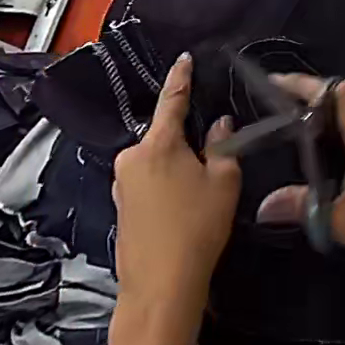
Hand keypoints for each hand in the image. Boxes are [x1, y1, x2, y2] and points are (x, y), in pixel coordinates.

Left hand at [111, 54, 240, 313]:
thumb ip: (222, 145)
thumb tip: (218, 123)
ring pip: (156, 160)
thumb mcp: (224, 181)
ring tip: (200, 188)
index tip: (184, 58)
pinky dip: (166, 182)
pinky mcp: (120, 205)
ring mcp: (121, 182)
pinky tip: (182, 204)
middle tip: (213, 157)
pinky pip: (147, 179)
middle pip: (164, 135)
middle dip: (186, 139)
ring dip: (176, 163)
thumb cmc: (197, 226)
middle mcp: (131, 157)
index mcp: (158, 144)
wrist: (160, 286)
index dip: (181, 78)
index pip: (172, 100)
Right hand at [256, 74, 344, 272]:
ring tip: (302, 116)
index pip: (339, 94)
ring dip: (334, 105)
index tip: (279, 82)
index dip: (308, 84)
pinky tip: (331, 138)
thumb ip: (302, 207)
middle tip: (286, 100)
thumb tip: (264, 207)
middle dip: (317, 91)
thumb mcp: (341, 220)